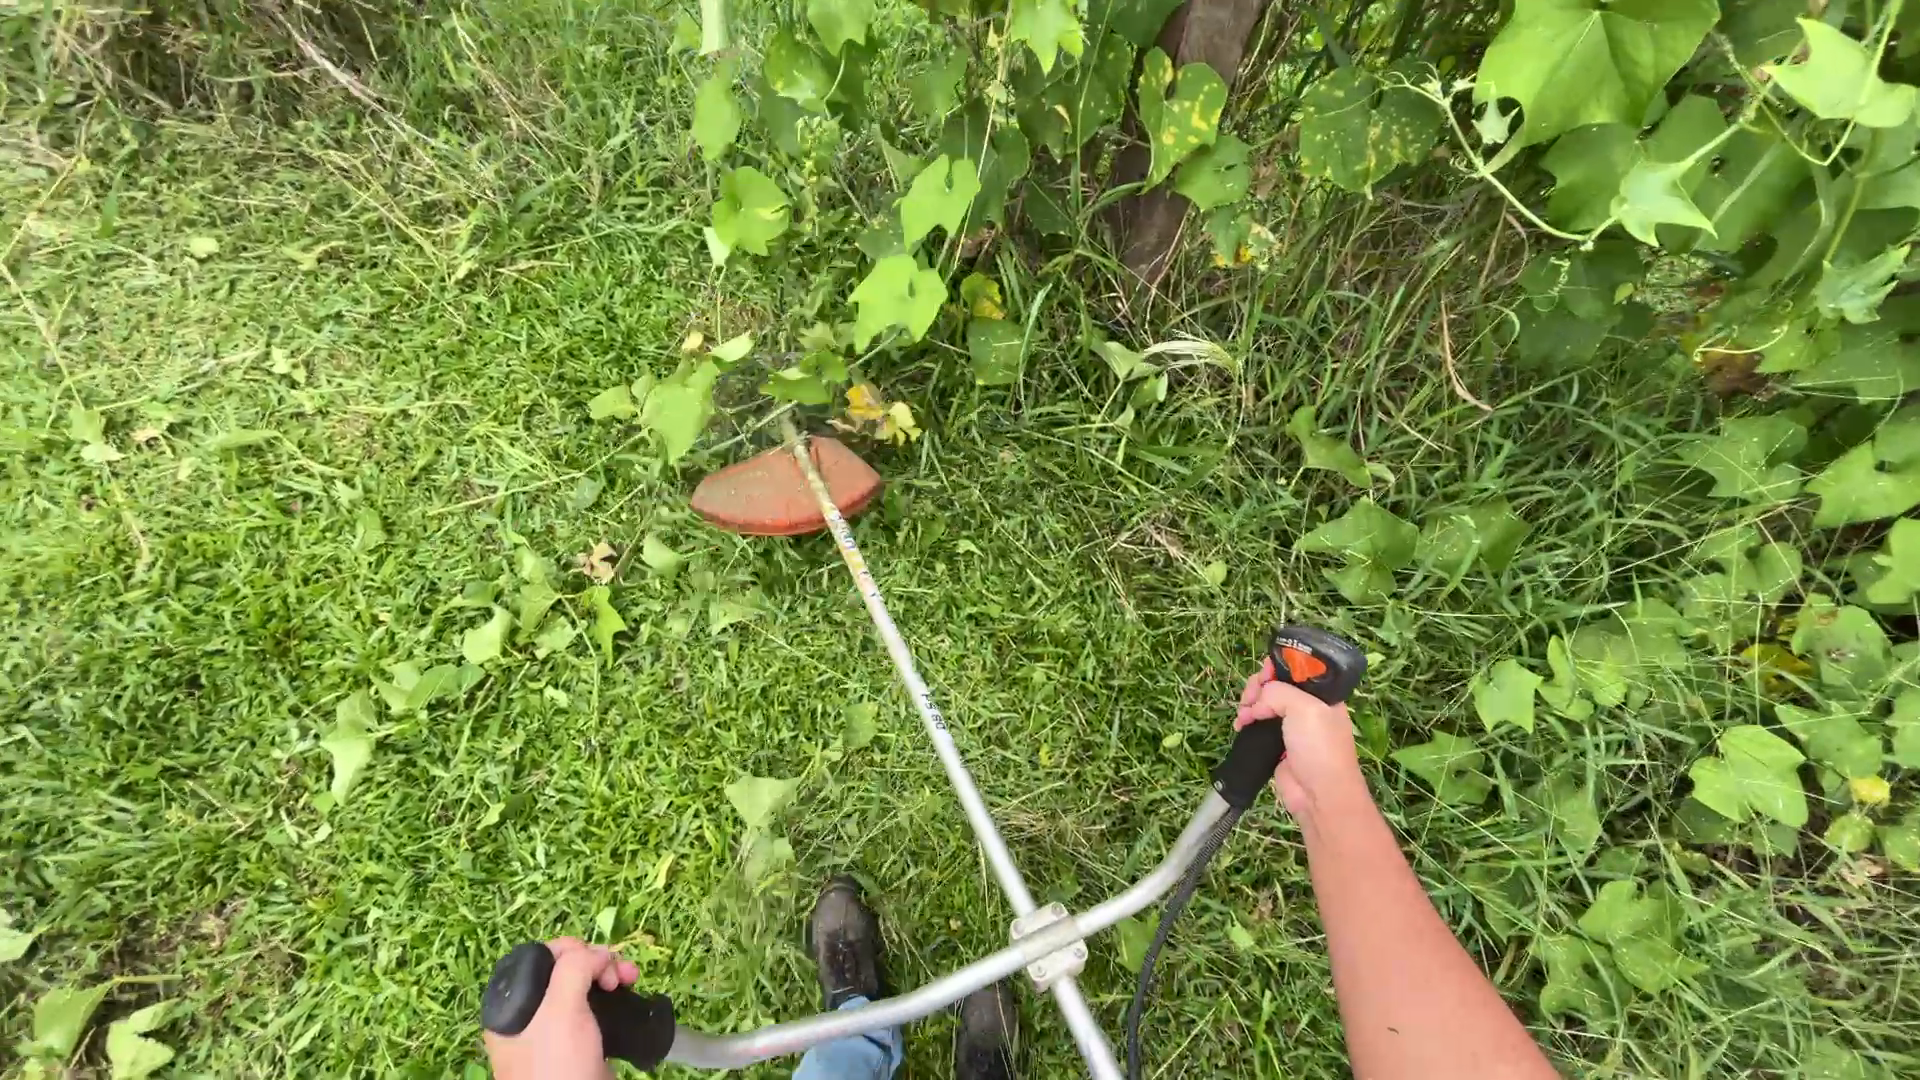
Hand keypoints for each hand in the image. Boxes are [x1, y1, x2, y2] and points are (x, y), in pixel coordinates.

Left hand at [482, 938, 639, 1079]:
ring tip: (630, 979)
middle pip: (567, 966)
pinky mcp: (578, 1040)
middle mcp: (530, 1014)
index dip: (573, 949)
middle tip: (617, 975)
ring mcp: (555, 1028)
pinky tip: (627, 990)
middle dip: (597, 960)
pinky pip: (595, 1002)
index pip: (541, 956)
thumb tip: (599, 955)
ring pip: (585, 982)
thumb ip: (574, 968)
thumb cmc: (558, 1064)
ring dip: (611, 972)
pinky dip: (613, 991)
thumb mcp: (560, 1010)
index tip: (596, 960)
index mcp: (513, 1006)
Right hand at [1235, 657, 1368, 818]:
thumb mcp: (1304, 707)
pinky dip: (1246, 719)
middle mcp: (1307, 707)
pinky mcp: (1276, 742)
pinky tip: (1240, 724)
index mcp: (1322, 695)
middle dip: (1258, 686)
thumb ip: (1276, 692)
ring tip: (1244, 715)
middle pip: (1274, 684)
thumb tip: (1255, 704)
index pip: (1296, 669)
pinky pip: (1257, 722)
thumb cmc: (1319, 747)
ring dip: (1249, 703)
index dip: (1277, 667)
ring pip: (1263, 702)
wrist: (1320, 795)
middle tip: (1250, 698)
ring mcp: (1291, 726)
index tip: (1264, 674)